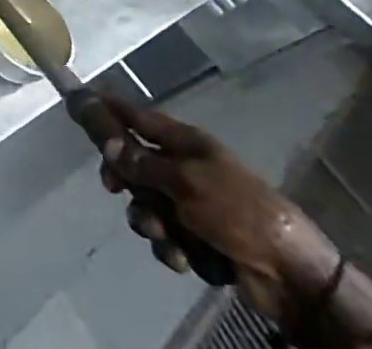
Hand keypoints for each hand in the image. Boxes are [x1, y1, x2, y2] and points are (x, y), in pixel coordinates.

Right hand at [97, 95, 339, 322]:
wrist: (289, 271)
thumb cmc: (237, 210)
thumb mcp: (185, 182)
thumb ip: (143, 163)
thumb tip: (108, 144)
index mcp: (186, 144)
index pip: (139, 118)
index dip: (111, 109)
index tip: (82, 100)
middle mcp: (186, 168)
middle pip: (135, 164)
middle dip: (126, 182)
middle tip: (115, 190)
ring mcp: (192, 203)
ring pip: (147, 205)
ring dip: (151, 223)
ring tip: (167, 237)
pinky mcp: (198, 236)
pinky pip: (166, 236)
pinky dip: (172, 248)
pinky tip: (185, 257)